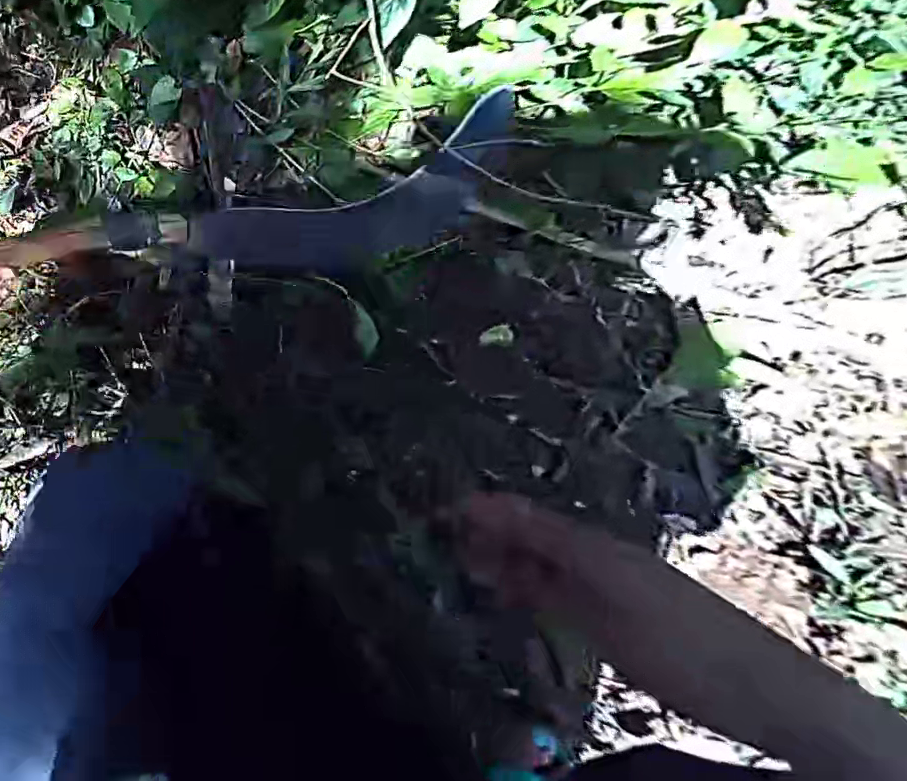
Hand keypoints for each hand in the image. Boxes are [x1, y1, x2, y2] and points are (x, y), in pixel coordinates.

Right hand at [456, 493, 906, 780]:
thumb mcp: (607, 583)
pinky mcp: (595, 616)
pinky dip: (514, 586)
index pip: (517, 513)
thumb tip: (485, 501)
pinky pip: (542, 589)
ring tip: (464, 573)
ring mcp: (591, 587)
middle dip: (478, 535)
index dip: (476, 509)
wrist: (768, 699)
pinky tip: (497, 593)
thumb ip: (545, 541)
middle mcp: (585, 557)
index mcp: (587, 543)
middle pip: (519, 534)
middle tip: (442, 549)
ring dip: (493, 561)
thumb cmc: (681, 634)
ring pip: (526, 562)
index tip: (432, 514)